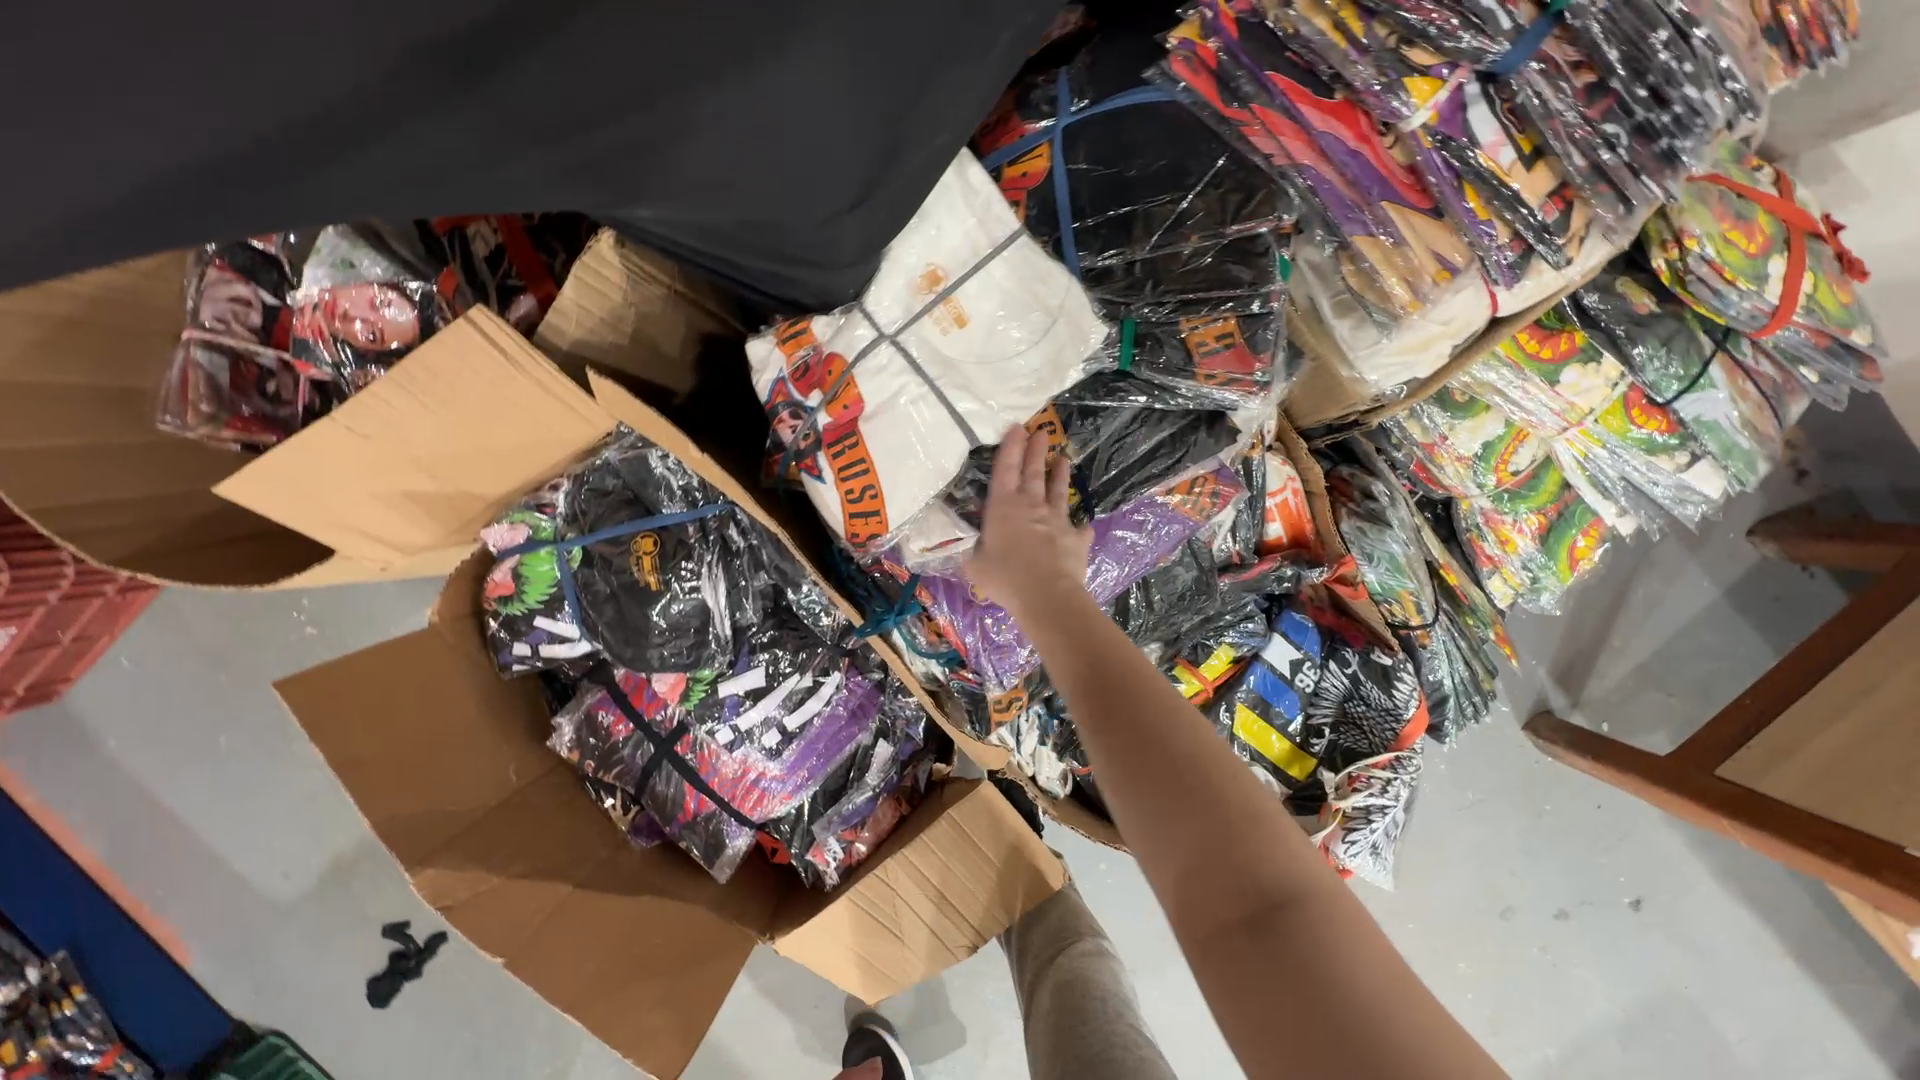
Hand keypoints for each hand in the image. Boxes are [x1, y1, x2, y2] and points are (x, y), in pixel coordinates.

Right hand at [964, 425, 1093, 621]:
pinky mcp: (1076, 538)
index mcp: (1003, 506)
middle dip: (1036, 450)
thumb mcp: (975, 566)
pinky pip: (1079, 529)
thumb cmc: (1005, 577)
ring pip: (1059, 491)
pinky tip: (1083, 525)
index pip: (1005, 469)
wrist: (1047, 594)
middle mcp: (1031, 505)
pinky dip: (1080, 526)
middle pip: (1033, 472)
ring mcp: (1057, 520)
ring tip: (1064, 458)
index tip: (1016, 428)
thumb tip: (969, 549)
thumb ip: (973, 552)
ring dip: (1060, 474)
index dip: (1010, 447)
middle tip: (1041, 431)